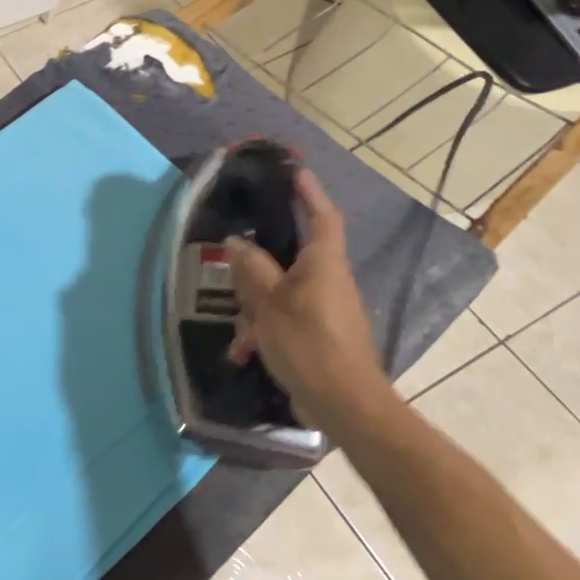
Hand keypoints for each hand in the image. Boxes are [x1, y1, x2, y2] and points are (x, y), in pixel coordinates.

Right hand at [226, 169, 395, 434]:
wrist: (347, 408)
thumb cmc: (310, 346)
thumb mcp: (269, 304)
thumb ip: (252, 269)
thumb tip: (237, 242)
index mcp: (323, 265)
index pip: (322, 217)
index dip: (309, 193)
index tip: (295, 171)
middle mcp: (328, 281)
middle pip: (290, 257)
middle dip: (258, 265)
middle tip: (232, 265)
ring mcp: (325, 309)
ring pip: (281, 293)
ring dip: (255, 310)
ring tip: (238, 336)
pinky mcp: (320, 335)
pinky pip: (284, 320)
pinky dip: (263, 333)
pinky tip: (244, 354)